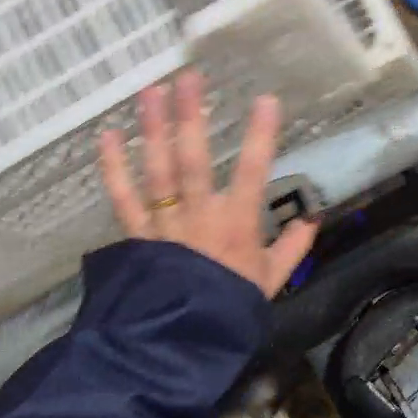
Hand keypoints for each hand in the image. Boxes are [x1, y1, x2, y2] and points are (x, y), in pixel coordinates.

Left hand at [97, 70, 317, 298]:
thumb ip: (291, 248)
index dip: (261, 136)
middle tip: (188, 79)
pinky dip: (113, 167)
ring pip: (157, 170)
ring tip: (150, 92)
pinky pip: (123, 197)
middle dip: (191, 117)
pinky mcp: (137, 234)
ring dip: (153, 129)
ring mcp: (164, 223)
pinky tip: (107, 135)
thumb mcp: (271, 280)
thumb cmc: (231, 306)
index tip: (266, 100)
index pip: (254, 172)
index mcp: (237, 225)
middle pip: (194, 160)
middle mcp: (199, 216)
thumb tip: (311, 221)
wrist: (183, 338)